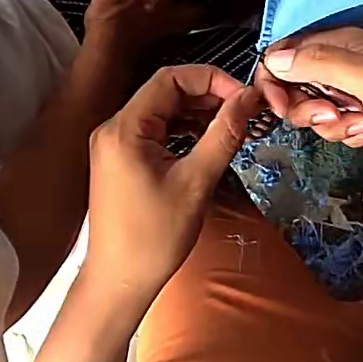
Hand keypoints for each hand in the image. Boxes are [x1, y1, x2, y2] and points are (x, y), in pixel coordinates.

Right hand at [82, 0, 216, 61]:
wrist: (104, 57)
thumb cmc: (109, 23)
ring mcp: (161, 35)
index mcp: (158, 0)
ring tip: (198, 16)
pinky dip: (176, 34)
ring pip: (185, 27)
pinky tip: (172, 32)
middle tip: (213, 1)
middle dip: (205, 7)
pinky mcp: (154, 48)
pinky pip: (172, 38)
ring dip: (193, 21)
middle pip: (194, 13)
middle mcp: (165, 18)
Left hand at [85, 65, 261, 307]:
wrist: (119, 282)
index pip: (170, 79)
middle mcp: (113, 128)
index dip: (211, 79)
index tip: (242, 96)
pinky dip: (182, 131)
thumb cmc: (154, 237)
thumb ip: (224, 133)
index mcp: (125, 128)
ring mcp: (113, 144)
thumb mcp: (197, 181)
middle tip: (243, 112)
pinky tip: (208, 142)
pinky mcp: (120, 159)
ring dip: (197, 114)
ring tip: (231, 127)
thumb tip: (249, 98)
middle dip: (207, 96)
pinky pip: (155, 131)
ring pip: (162, 112)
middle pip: (165, 92)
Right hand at [253, 27, 362, 169]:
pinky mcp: (361, 111)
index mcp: (340, 43)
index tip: (282, 107)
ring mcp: (351, 88)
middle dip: (309, 110)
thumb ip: (321, 64)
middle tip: (336, 116)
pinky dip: (349, 134)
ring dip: (334, 126)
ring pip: (313, 111)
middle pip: (293, 86)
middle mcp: (341, 61)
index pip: (283, 54)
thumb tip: (275, 60)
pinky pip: (334, 126)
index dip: (275, 82)